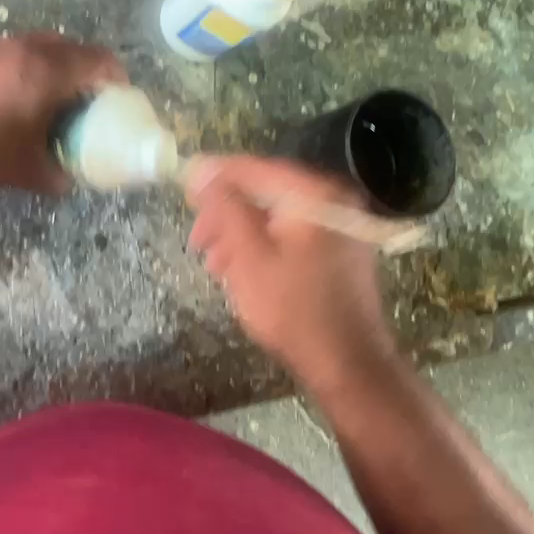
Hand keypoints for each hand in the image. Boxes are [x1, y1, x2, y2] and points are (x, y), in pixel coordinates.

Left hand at [0, 33, 126, 192]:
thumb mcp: (32, 171)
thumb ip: (63, 174)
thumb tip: (74, 179)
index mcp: (53, 70)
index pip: (103, 62)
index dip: (118, 81)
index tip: (120, 102)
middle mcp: (33, 49)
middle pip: (80, 49)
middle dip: (93, 72)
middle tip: (94, 102)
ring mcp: (6, 47)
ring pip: (52, 47)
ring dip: (66, 66)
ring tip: (63, 99)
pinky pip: (29, 51)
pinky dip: (41, 66)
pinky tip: (31, 97)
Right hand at [184, 155, 400, 394]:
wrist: (348, 365)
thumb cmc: (294, 311)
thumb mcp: (249, 256)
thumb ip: (225, 207)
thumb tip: (202, 170)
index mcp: (315, 194)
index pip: (255, 169)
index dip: (216, 176)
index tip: (184, 185)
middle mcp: (333, 201)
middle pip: (266, 192)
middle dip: (227, 213)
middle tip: (197, 237)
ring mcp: (340, 226)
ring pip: (276, 216)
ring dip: (241, 233)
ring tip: (213, 262)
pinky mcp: (339, 250)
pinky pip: (292, 234)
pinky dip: (264, 245)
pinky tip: (240, 269)